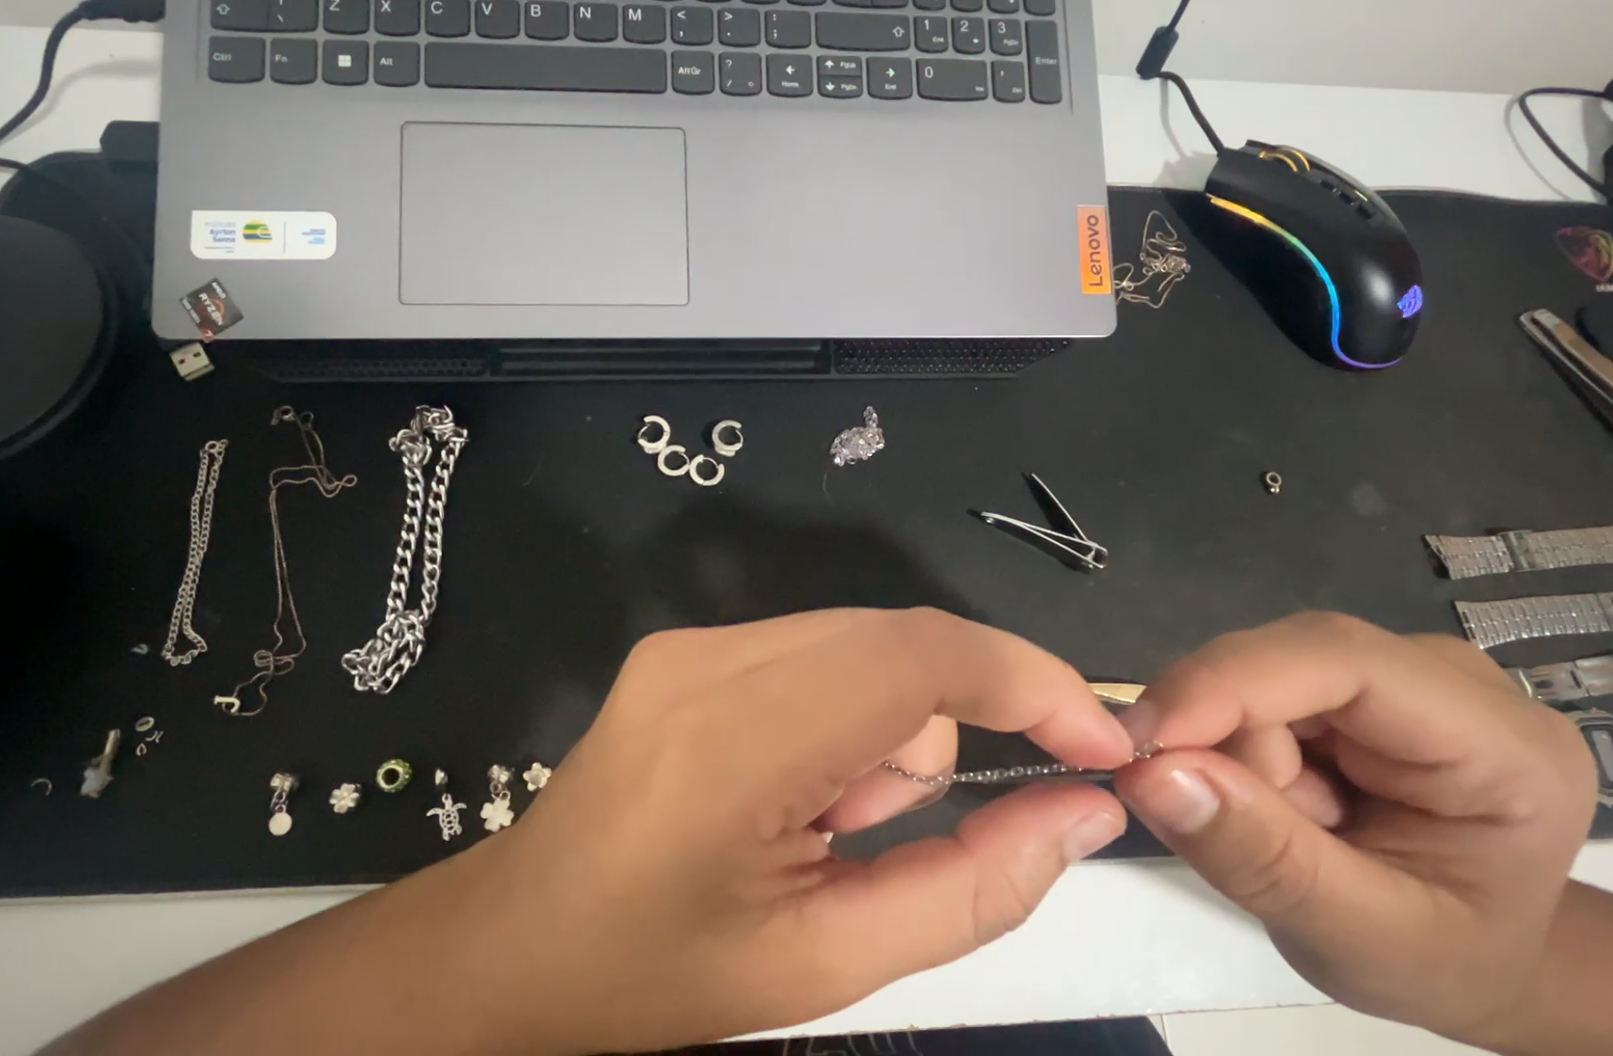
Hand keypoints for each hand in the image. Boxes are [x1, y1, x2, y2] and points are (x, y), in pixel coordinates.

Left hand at [459, 607, 1132, 1052]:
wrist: (514, 943)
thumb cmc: (658, 973)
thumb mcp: (824, 961)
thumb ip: (969, 890)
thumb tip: (1080, 813)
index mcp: (734, 741)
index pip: (915, 657)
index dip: (1026, 682)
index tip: (1097, 743)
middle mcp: (709, 658)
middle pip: (898, 640)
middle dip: (941, 727)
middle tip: (872, 831)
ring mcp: (690, 642)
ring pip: (863, 645)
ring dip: (882, 730)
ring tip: (816, 822)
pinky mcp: (684, 646)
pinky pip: (816, 652)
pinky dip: (840, 714)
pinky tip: (786, 786)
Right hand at [1112, 613, 1598, 1049]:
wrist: (1464, 961)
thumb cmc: (1435, 960)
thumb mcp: (1356, 938)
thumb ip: (1262, 859)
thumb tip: (1149, 774)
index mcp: (1502, 747)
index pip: (1345, 663)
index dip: (1229, 684)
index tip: (1141, 743)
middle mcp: (1451, 682)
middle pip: (1287, 658)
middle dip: (1224, 734)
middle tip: (1207, 815)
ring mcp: (1395, 672)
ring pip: (1255, 669)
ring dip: (1223, 745)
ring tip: (1262, 824)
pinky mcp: (1346, 682)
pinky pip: (1247, 685)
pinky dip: (1225, 742)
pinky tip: (1263, 795)